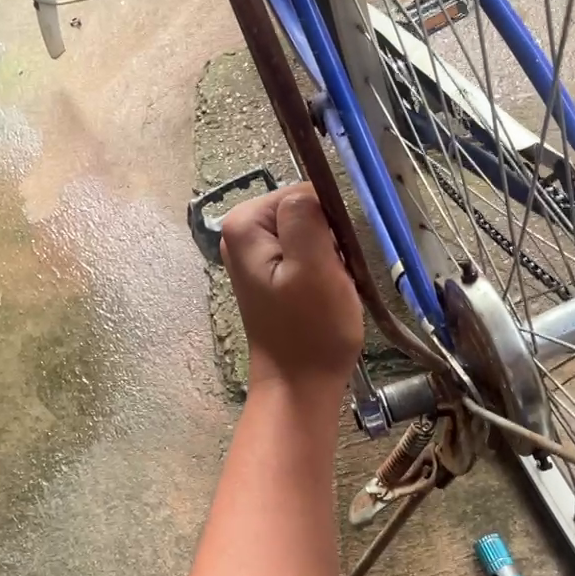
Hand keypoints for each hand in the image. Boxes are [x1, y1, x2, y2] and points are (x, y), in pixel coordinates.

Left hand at [221, 182, 363, 395]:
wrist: (300, 385)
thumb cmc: (311, 331)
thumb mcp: (314, 267)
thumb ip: (306, 218)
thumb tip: (309, 191)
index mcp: (244, 224)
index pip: (305, 192)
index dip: (329, 221)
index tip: (334, 257)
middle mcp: (241, 233)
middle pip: (306, 211)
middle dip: (329, 239)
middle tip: (332, 277)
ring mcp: (254, 255)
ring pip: (311, 233)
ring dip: (329, 257)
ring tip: (329, 289)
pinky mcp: (270, 274)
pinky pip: (307, 254)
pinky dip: (323, 271)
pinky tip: (324, 296)